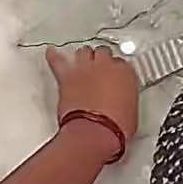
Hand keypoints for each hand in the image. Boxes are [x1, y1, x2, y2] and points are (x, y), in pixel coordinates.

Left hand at [46, 46, 137, 161]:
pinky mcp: (66, 76)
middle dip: (101, 60)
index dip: (117, 71)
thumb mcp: (131, 111)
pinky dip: (53, 56)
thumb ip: (125, 98)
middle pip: (102, 53)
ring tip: (82, 60)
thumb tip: (120, 101)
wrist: (95, 132)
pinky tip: (51, 52)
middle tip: (100, 68)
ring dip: (83, 56)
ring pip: (83, 52)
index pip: (122, 64)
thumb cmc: (114, 126)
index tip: (115, 76)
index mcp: (125, 73)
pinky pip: (57, 60)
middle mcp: (105, 65)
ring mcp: (85, 68)